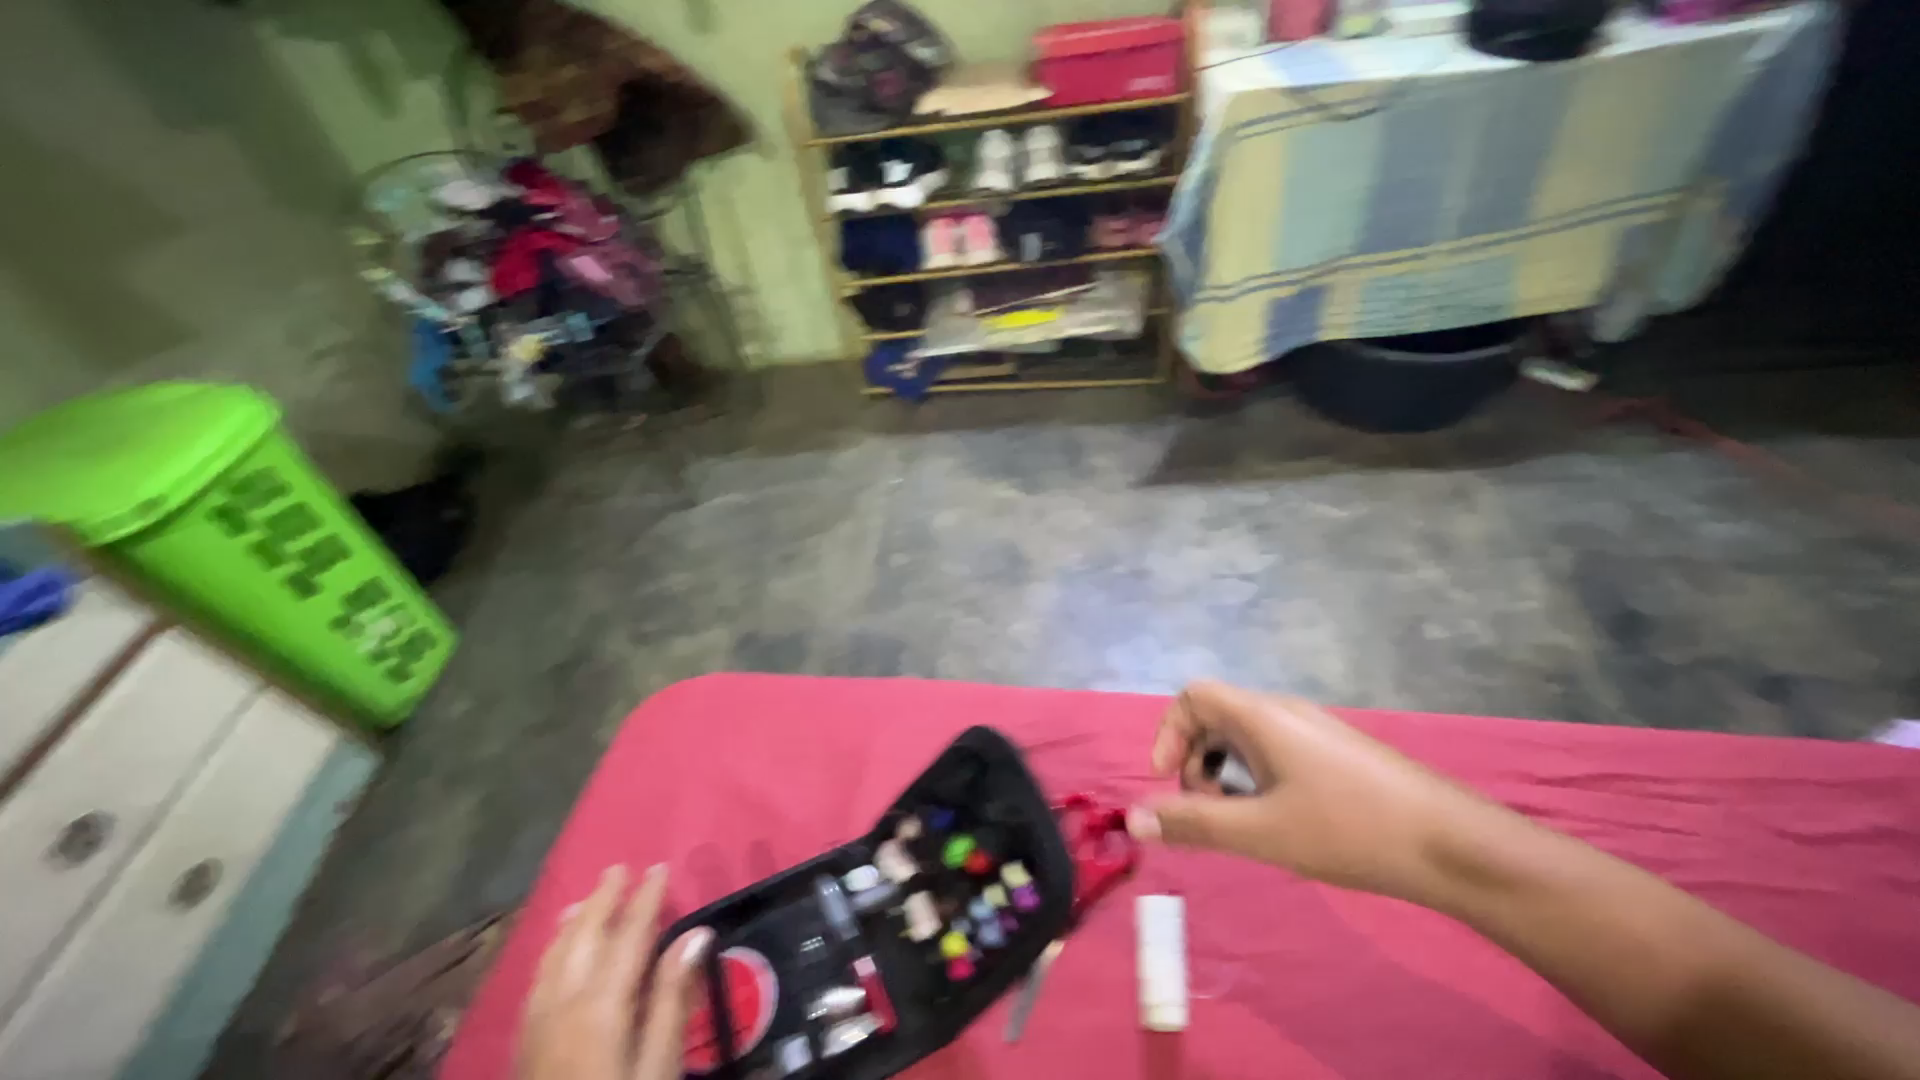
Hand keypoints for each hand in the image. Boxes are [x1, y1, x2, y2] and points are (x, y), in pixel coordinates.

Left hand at [517, 864, 712, 1079]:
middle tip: (620, 867)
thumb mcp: (659, 1067)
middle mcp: (564, 1003)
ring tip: (588, 896)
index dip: (645, 900)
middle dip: (605, 900)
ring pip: (555, 955)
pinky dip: (550, 952)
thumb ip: (672, 998)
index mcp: (603, 1006)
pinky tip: (555, 951)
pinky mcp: (524, 1045)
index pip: (628, 936)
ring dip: (575, 921)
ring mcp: (538, 1024)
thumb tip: (694, 934)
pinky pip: (536, 980)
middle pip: (585, 937)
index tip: (658, 867)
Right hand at [1125, 680, 1502, 902]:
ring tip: (1244, 824)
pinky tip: (1281, 823)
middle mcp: (1285, 711)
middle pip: (1216, 717)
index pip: (1193, 695)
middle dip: (1196, 762)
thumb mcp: (1259, 832)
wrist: (1452, 844)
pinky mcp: (1337, 754)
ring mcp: (1315, 731)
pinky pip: (1276, 752)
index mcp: (1262, 716)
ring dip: (1226, 775)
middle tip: (1209, 812)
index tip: (1169, 783)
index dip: (1169, 734)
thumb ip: (1193, 823)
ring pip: (1246, 739)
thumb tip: (1134, 817)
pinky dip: (1257, 780)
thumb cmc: (1347, 829)